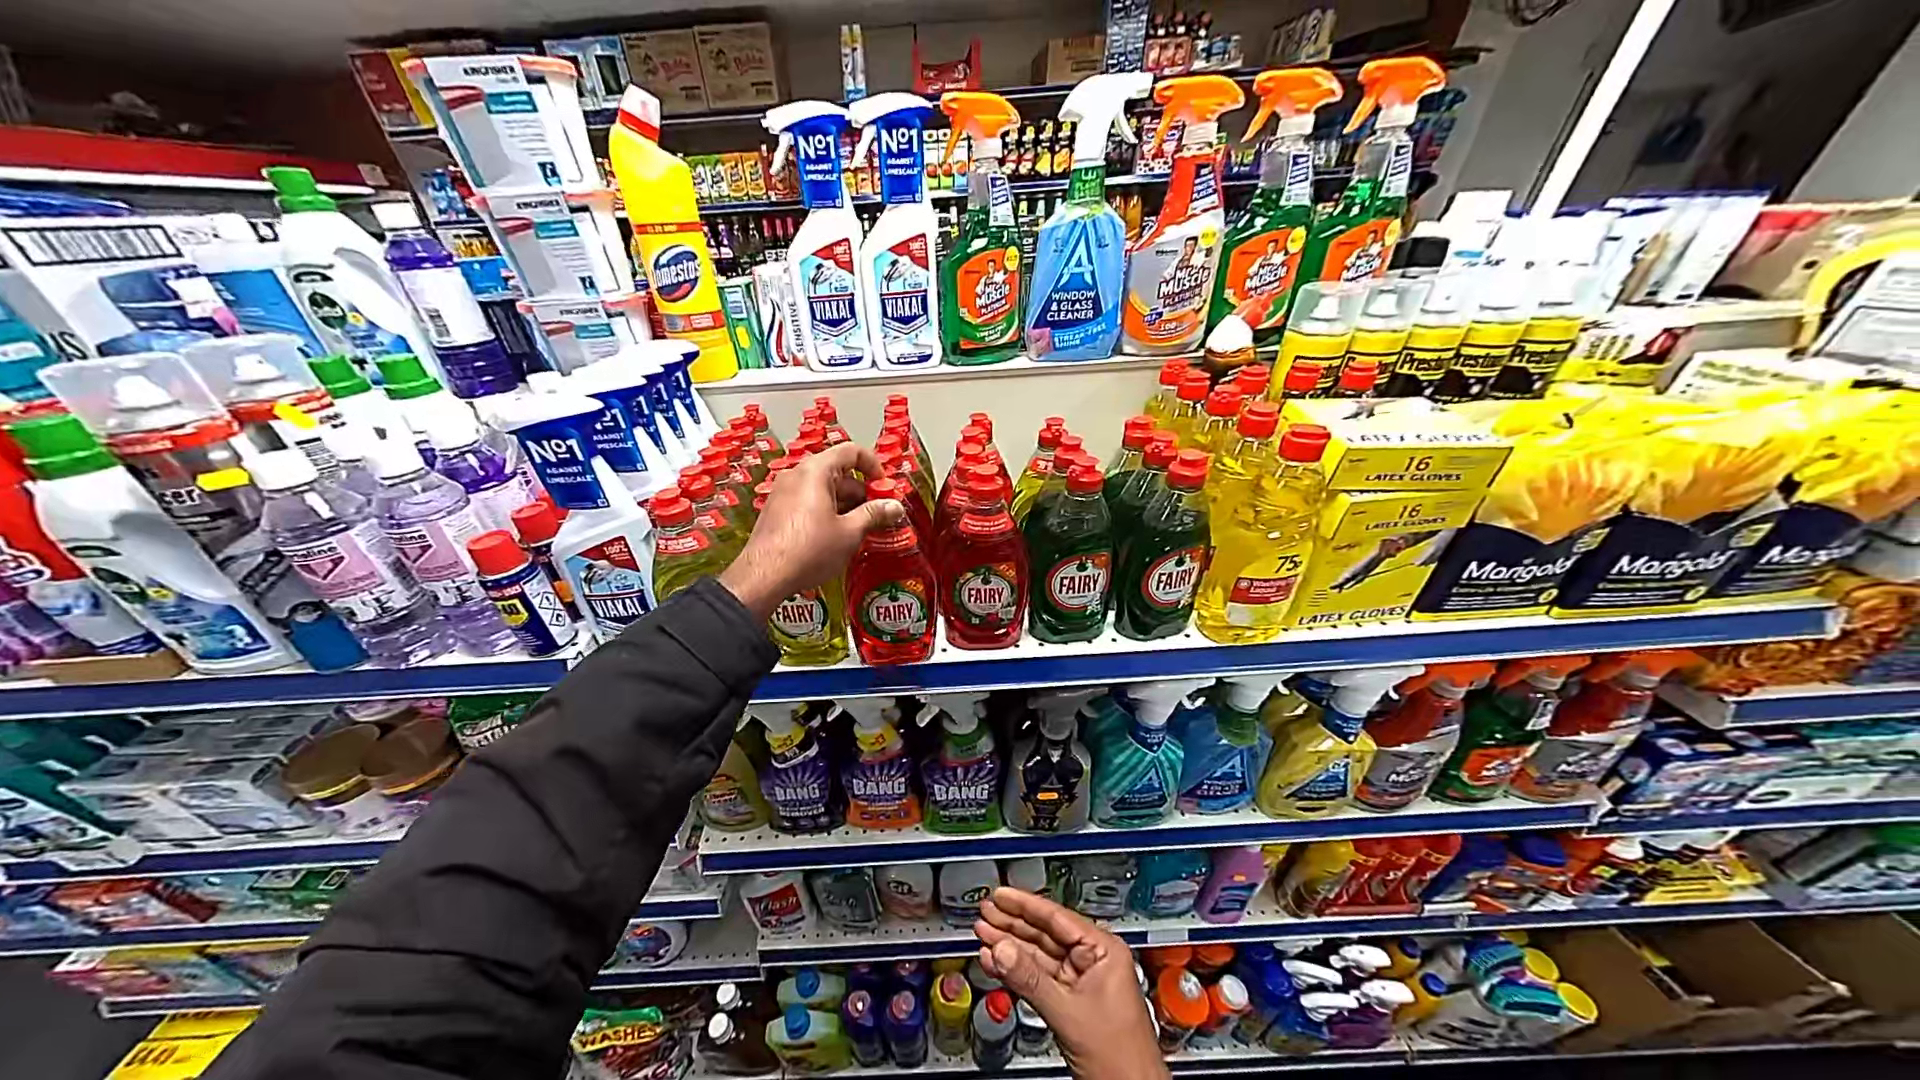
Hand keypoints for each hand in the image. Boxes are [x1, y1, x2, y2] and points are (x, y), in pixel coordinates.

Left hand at [718, 441, 904, 619]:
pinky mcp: (778, 511)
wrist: (765, 577)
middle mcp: (797, 476)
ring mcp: (784, 493)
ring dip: (847, 505)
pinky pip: (809, 502)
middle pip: (838, 472)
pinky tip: (839, 537)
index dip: (874, 466)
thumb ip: (874, 514)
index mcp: (815, 471)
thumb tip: (893, 507)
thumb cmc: (805, 552)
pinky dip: (828, 513)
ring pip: (824, 489)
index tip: (884, 485)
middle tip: (879, 513)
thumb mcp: (850, 532)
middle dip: (862, 492)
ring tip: (862, 529)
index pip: (851, 452)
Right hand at [975, 887, 1168, 1079]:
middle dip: (1012, 923)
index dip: (1025, 904)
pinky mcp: (1070, 1002)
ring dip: (1009, 947)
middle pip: (1045, 933)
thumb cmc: (1122, 1059)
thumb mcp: (1069, 1013)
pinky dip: (1016, 972)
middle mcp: (1093, 961)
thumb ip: (1031, 979)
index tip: (1001, 894)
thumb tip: (1002, 949)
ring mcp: (1081, 981)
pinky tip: (996, 963)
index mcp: (1104, 951)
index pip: (1057, 917)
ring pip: (1038, 956)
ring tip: (984, 933)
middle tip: (985, 911)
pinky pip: (1038, 978)